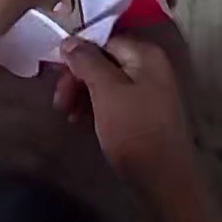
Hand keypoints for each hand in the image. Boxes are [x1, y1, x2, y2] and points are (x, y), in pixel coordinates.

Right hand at [53, 35, 201, 209]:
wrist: (164, 181)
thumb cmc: (134, 131)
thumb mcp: (106, 91)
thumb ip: (87, 61)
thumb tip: (70, 40)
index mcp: (146, 54)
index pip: (104, 40)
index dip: (78, 54)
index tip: (57, 73)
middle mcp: (151, 66)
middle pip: (105, 60)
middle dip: (78, 77)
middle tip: (59, 101)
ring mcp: (151, 90)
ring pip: (108, 81)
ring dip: (84, 94)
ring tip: (68, 115)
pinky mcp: (146, 113)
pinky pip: (116, 99)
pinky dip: (96, 107)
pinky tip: (82, 122)